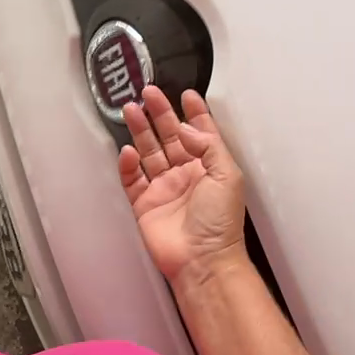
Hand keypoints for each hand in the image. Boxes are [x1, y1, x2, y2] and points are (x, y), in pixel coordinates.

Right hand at [118, 86, 247, 286]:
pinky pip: (132, 179)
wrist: (202, 260)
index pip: (200, 133)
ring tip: (130, 109)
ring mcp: (163, 189)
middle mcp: (185, 175)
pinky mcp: (144, 204)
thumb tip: (184, 127)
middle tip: (148, 93)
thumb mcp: (227, 175)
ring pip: (148, 152)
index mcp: (208, 168)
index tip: (186, 94)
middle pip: (169, 136)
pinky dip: (128, 164)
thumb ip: (208, 146)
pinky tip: (127, 150)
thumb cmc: (220, 224)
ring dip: (140, 130)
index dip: (194, 113)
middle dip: (159, 114)